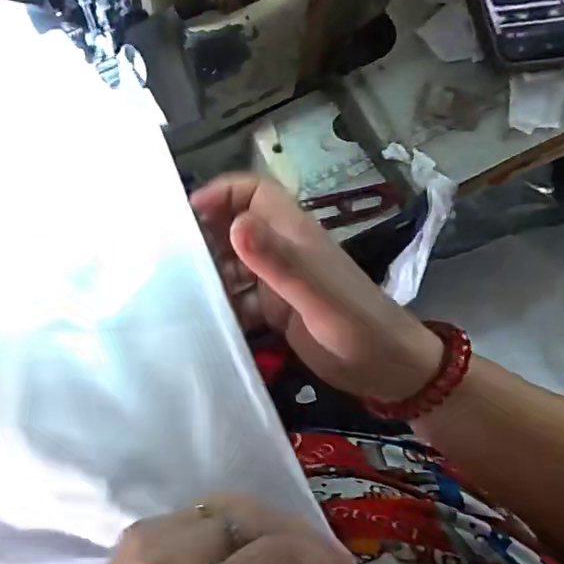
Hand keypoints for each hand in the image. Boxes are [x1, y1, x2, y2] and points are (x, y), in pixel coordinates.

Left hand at [26, 495, 358, 563]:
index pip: (279, 562)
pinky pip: (203, 514)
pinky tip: (247, 553)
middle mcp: (167, 558)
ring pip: (231, 507)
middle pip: (256, 519)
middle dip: (302, 539)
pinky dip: (237, 527)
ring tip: (291, 558)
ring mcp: (147, 535)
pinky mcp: (137, 527)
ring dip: (271, 528)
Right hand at [193, 172, 443, 401]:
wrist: (390, 371)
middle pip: (236, 227)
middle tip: (173, 261)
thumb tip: (234, 224)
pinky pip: (239, 299)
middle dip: (206, 237)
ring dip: (210, 275)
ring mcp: (279, 282)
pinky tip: (203, 322)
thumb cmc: (356, 326)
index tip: (188, 214)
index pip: (254, 192)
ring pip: (234, 265)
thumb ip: (277, 261)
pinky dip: (222, 306)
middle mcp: (283, 251)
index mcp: (294, 234)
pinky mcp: (276, 311)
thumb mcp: (315, 294)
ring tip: (180, 294)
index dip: (222, 193)